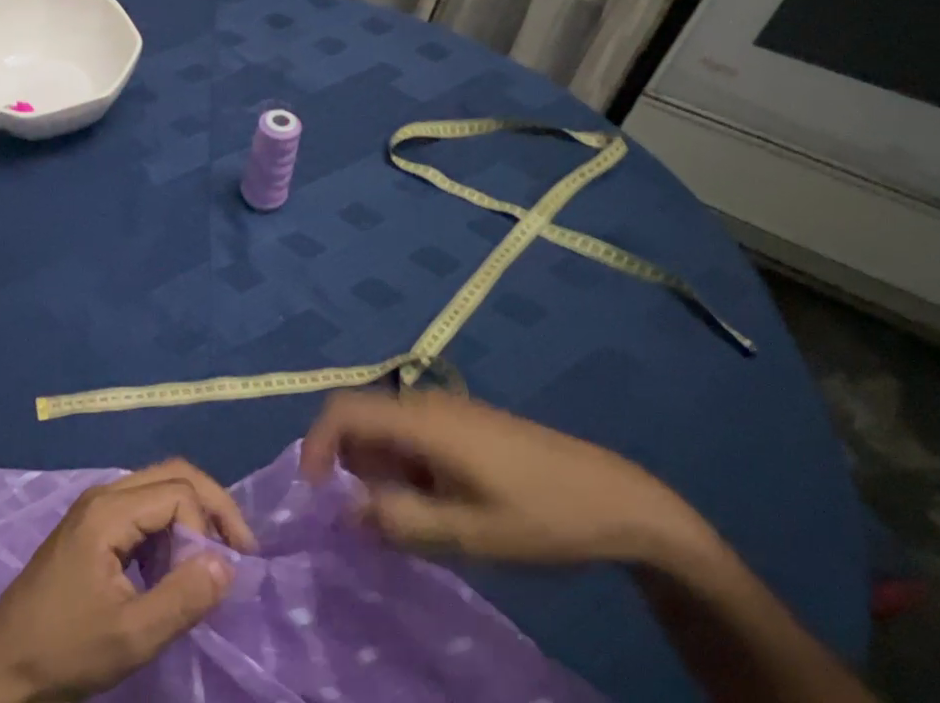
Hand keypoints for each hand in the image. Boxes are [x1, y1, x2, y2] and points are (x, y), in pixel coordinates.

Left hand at [0, 460, 255, 702]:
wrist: (4, 666)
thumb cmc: (66, 649)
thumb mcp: (133, 635)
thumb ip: (184, 597)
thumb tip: (227, 563)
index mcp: (108, 512)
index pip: (180, 493)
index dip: (211, 528)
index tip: (225, 574)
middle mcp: (101, 496)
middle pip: (172, 475)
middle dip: (212, 507)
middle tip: (238, 552)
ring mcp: (93, 510)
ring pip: (158, 488)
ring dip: (192, 517)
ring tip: (210, 563)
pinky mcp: (90, 528)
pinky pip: (142, 509)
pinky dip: (169, 528)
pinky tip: (174, 567)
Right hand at [301, 391, 715, 567]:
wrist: (624, 503)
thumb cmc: (544, 518)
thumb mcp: (467, 535)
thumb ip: (397, 521)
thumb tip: (343, 511)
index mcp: (422, 421)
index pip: (341, 411)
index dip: (315, 446)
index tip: (317, 494)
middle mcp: (429, 404)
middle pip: (361, 422)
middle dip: (352, 470)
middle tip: (377, 521)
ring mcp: (451, 412)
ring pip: (387, 433)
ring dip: (382, 474)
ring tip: (417, 520)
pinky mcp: (468, 425)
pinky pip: (413, 438)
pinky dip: (407, 470)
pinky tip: (443, 507)